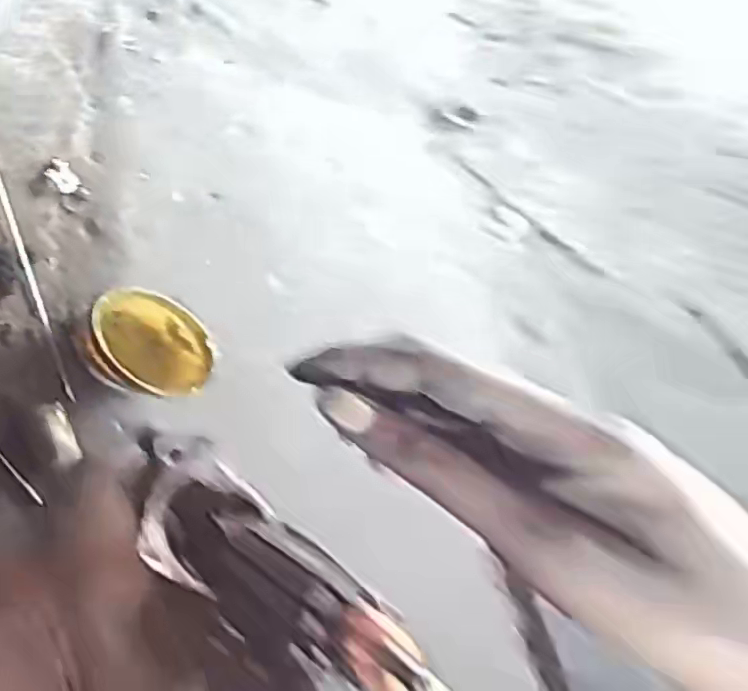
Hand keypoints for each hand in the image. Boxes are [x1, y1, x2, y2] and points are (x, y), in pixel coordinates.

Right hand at [297, 339, 747, 690]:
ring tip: (343, 428)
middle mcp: (558, 418)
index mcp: (565, 428)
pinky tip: (394, 449)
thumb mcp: (541, 546)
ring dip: (386, 402)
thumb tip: (337, 405)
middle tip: (310, 398)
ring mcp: (561, 439)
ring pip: (448, 397)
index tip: (299, 372)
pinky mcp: (557, 462)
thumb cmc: (677, 615)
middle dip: (364, 374)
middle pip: (439, 373)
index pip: (437, 369)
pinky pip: (468, 427)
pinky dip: (416, 428)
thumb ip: (434, 469)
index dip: (360, 361)